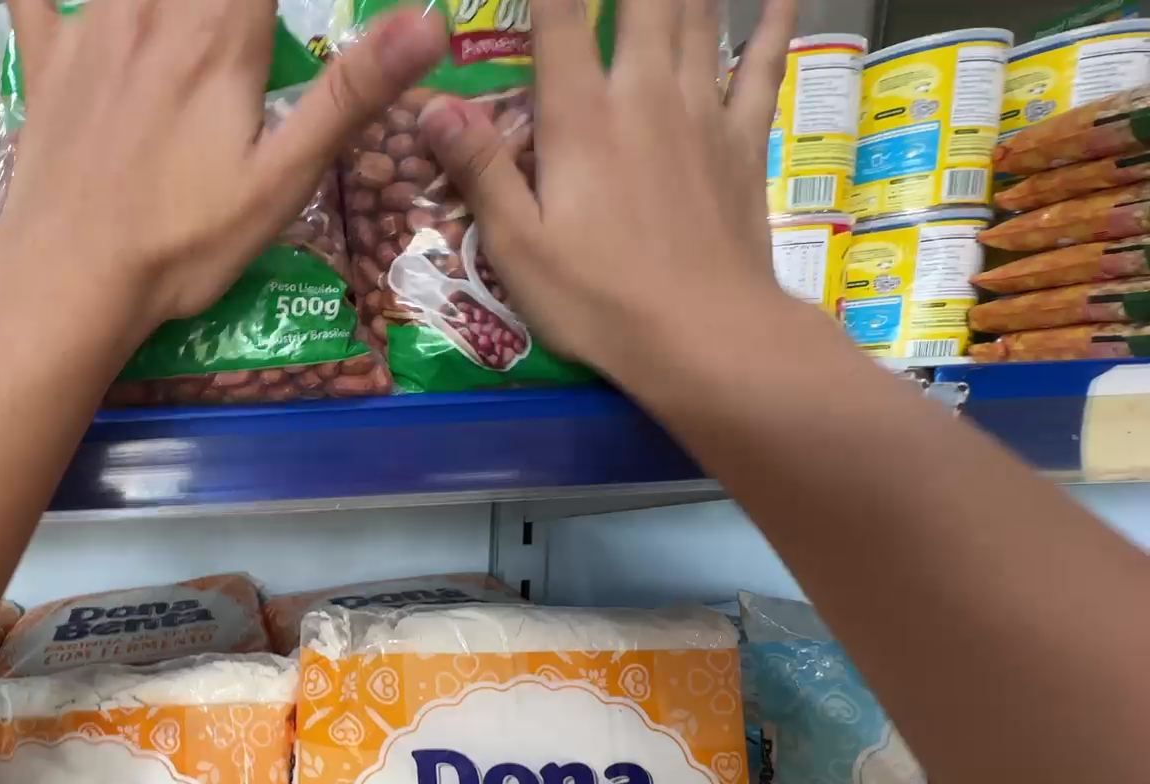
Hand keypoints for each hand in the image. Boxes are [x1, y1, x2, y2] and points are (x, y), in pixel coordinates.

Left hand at [0, 0, 447, 352]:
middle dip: (224, 1)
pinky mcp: (43, 64)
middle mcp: (152, 4)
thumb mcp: (281, 181)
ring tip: (179, 19)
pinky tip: (68, 6)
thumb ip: (349, 95)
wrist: (74, 279)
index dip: (272, 1)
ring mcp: (88, 28)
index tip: (270, 24)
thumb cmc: (185, 243)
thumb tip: (432, 21)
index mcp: (220, 30)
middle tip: (234, 28)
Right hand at [416, 0, 803, 385]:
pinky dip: (771, 18)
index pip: (560, 21)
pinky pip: (763, 62)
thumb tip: (432, 106)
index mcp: (580, 122)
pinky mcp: (742, 142)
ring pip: (700, 15)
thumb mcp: (515, 244)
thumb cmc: (592, 297)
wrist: (698, 332)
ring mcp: (703, 113)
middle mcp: (645, 95)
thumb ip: (480, 169)